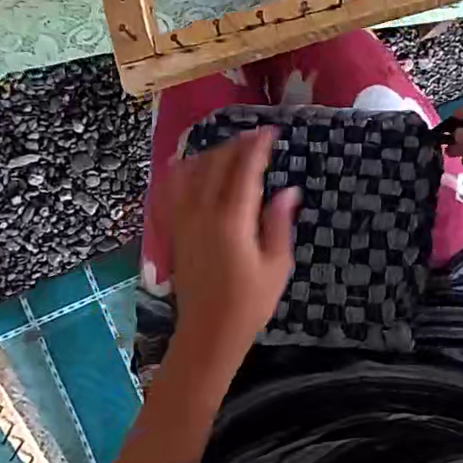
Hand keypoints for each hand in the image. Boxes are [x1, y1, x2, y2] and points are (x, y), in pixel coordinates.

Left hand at [154, 128, 300, 374]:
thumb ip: (278, 223)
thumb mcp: (276, 265)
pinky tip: (188, 162)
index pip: (244, 170)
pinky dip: (182, 170)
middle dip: (237, 145)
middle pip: (217, 163)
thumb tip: (288, 190)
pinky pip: (173, 188)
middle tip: (256, 138)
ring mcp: (183, 218)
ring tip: (231, 149)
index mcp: (232, 219)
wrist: (208, 329)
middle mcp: (203, 211)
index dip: (257, 147)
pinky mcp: (174, 227)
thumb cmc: (249, 302)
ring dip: (212, 154)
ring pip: (193, 171)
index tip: (270, 132)